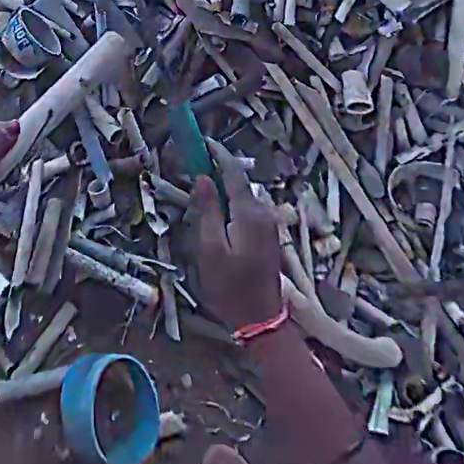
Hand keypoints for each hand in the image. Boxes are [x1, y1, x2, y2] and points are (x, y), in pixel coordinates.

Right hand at [192, 140, 282, 329]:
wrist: (262, 322)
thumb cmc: (230, 287)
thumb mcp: (210, 248)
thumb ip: (207, 209)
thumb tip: (203, 177)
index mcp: (249, 213)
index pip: (233, 172)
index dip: (218, 153)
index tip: (201, 141)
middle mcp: (264, 212)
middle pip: (239, 181)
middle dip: (218, 170)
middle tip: (194, 167)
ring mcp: (269, 224)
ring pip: (243, 195)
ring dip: (224, 188)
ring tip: (201, 190)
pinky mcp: (268, 236)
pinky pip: (247, 208)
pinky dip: (231, 202)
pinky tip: (216, 212)